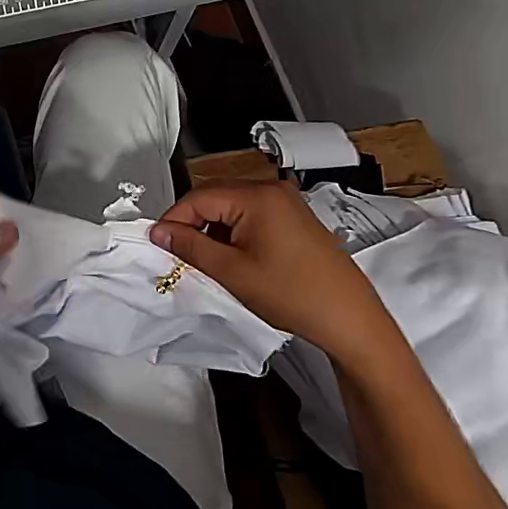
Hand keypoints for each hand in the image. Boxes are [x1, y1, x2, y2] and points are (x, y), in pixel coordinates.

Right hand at [151, 180, 392, 363]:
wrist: (349, 317)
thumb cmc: (297, 295)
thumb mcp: (232, 272)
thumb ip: (191, 246)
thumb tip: (161, 232)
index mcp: (257, 196)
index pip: (198, 197)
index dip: (174, 220)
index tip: (159, 243)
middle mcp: (272, 191)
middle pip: (214, 198)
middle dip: (192, 224)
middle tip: (177, 254)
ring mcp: (285, 203)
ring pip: (231, 208)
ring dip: (213, 231)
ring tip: (206, 263)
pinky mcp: (292, 218)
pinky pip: (250, 216)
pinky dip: (233, 234)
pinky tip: (231, 260)